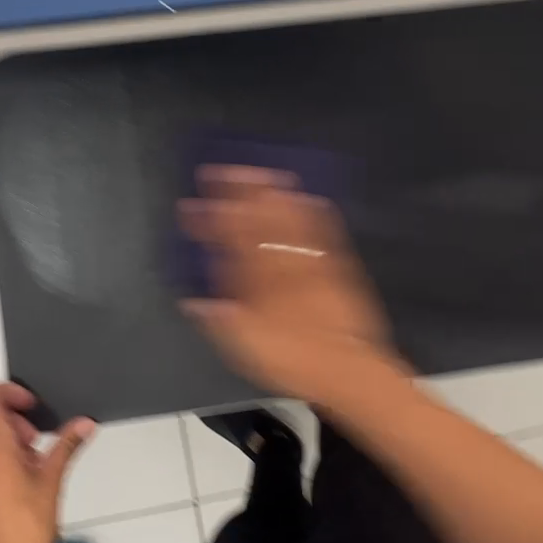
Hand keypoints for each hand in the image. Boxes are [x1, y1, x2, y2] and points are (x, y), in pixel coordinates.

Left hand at [0, 383, 94, 542]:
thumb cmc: (27, 529)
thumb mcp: (52, 481)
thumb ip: (67, 445)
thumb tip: (85, 424)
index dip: (9, 393)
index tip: (32, 407)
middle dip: (9, 417)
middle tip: (36, 436)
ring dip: (1, 437)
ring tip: (31, 459)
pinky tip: (17, 479)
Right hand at [179, 165, 410, 407]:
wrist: (348, 370)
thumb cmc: (297, 362)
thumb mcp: (247, 347)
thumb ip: (221, 318)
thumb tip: (197, 302)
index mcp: (259, 282)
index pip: (229, 241)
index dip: (210, 219)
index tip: (193, 205)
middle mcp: (286, 266)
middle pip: (259, 220)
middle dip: (239, 193)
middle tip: (224, 173)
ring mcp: (314, 264)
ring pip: (291, 220)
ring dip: (274, 195)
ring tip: (263, 176)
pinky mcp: (338, 270)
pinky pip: (324, 232)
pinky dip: (314, 213)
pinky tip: (311, 200)